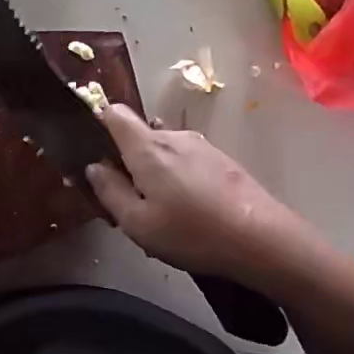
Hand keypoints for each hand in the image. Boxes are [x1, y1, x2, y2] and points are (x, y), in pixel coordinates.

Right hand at [85, 105, 305, 279]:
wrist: (262, 239)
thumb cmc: (191, 232)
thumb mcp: (137, 223)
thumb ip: (109, 191)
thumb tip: (94, 167)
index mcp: (148, 148)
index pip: (115, 114)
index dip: (97, 123)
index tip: (91, 150)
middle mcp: (174, 137)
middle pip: (139, 136)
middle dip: (125, 160)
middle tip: (124, 200)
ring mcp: (202, 147)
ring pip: (163, 151)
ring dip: (153, 173)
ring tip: (158, 211)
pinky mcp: (222, 161)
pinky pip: (185, 162)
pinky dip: (176, 179)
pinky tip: (185, 212)